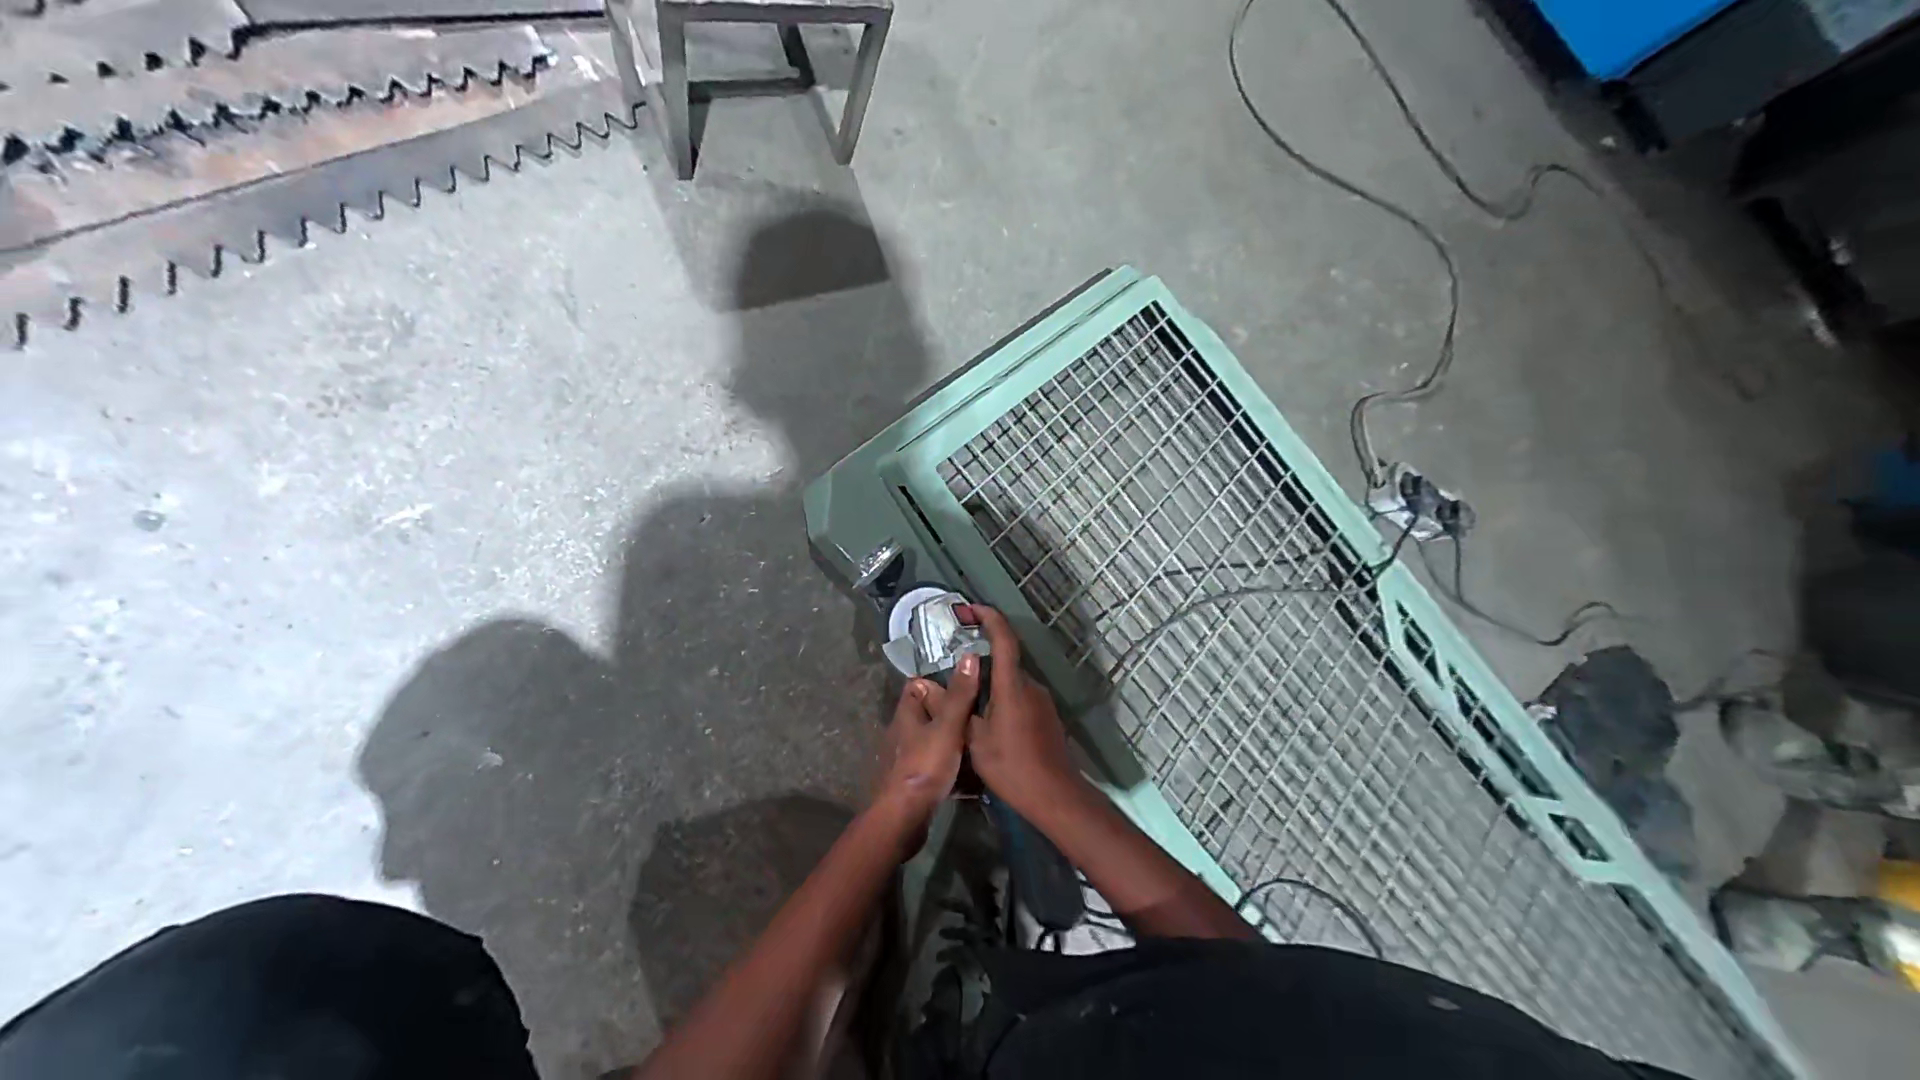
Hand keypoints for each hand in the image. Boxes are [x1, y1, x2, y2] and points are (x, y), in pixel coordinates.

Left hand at [875, 658, 978, 828]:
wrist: (904, 818)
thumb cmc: (924, 766)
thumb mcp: (947, 727)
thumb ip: (959, 695)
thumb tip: (969, 655)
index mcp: (905, 715)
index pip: (916, 686)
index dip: (937, 679)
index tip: (964, 677)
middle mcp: (902, 734)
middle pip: (926, 713)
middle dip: (949, 710)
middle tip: (979, 707)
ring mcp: (906, 759)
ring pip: (932, 740)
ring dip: (951, 739)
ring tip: (980, 736)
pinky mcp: (914, 781)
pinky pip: (935, 766)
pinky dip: (951, 766)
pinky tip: (971, 771)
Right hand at [959, 606, 1082, 819]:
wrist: (1056, 795)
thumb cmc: (1013, 767)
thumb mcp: (974, 741)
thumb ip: (957, 709)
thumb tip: (932, 687)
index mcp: (1012, 686)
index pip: (1004, 639)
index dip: (989, 618)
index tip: (971, 609)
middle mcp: (1030, 686)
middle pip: (1006, 660)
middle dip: (982, 657)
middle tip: (955, 663)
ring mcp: (1042, 701)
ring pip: (1011, 681)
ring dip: (991, 682)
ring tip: (966, 699)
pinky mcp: (1046, 716)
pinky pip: (1020, 696)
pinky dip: (1002, 697)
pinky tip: (986, 720)